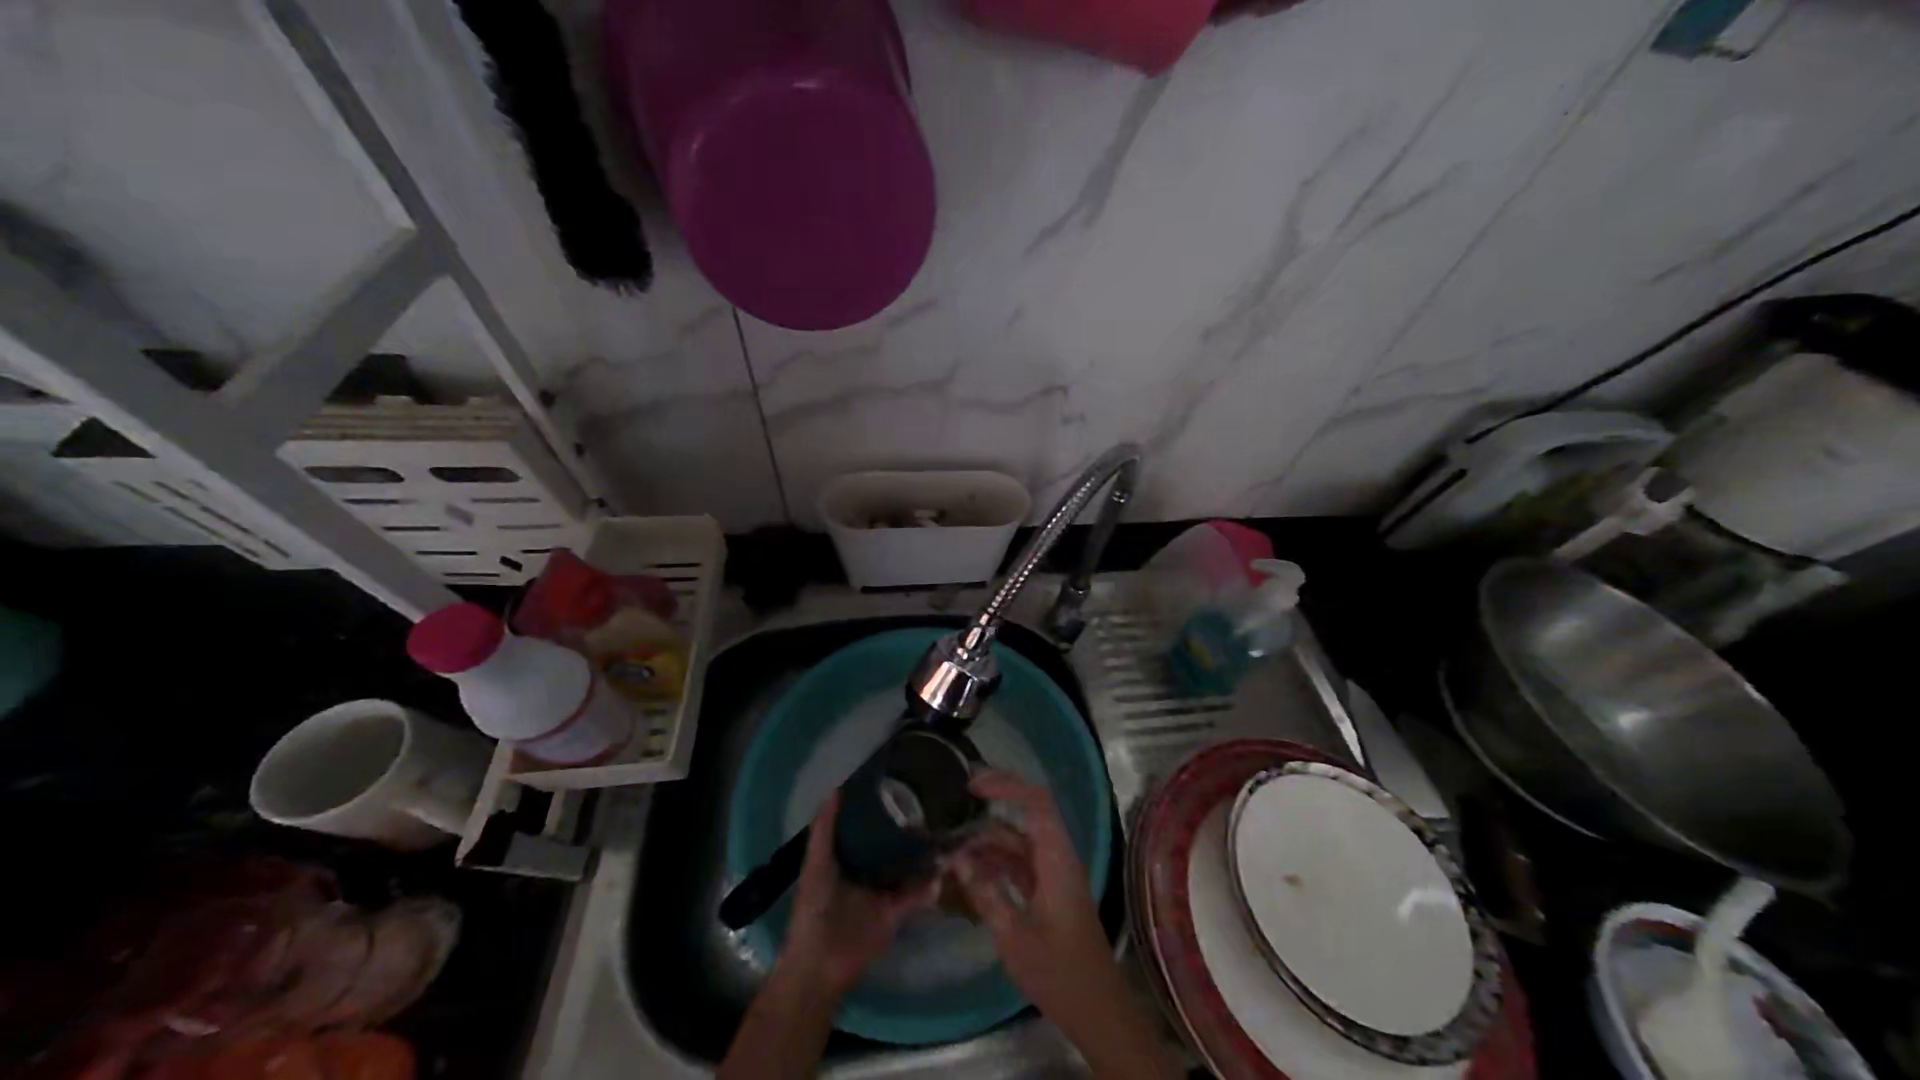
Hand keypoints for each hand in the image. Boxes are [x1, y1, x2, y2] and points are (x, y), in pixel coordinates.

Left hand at [782, 792, 937, 997]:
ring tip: (944, 829)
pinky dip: (930, 883)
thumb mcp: (817, 864)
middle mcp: (867, 873)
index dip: (880, 810)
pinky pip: (917, 895)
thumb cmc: (814, 908)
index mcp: (846, 859)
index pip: (866, 828)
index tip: (899, 786)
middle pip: (891, 846)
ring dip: (923, 854)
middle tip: (930, 804)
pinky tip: (944, 865)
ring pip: (908, 868)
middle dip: (907, 830)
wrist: (821, 963)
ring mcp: (883, 893)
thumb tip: (836, 790)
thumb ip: (825, 830)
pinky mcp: (896, 914)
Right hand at [944, 771, 1113, 1020]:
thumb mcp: (1015, 937)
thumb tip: (958, 860)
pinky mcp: (1047, 893)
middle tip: (954, 806)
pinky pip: (1019, 864)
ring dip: (987, 841)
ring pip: (1019, 841)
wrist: (1097, 1011)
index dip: (1006, 785)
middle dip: (992, 806)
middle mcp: (1058, 859)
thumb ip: (987, 894)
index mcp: (1057, 860)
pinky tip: (966, 873)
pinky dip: (994, 863)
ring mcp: (1053, 876)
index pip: (1036, 803)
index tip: (971, 785)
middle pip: (1027, 816)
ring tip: (951, 847)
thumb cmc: (1060, 974)